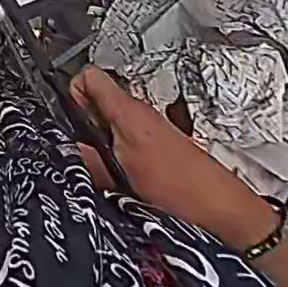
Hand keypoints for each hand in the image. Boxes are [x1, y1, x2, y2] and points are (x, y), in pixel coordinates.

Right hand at [70, 66, 287, 286]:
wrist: (221, 210)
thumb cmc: (181, 189)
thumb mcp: (121, 178)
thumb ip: (89, 160)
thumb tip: (66, 151)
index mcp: (127, 109)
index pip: (89, 77)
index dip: (73, 93)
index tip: (71, 119)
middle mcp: (138, 111)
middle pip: (96, 102)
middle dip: (84, 125)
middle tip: (87, 153)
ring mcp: (149, 127)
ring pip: (109, 124)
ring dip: (101, 143)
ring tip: (108, 171)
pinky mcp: (157, 144)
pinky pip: (125, 139)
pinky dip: (118, 155)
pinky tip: (125, 180)